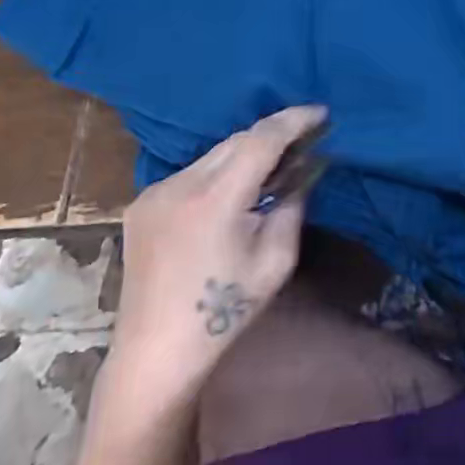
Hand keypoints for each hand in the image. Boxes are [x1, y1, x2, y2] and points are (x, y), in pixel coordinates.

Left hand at [110, 106, 323, 392]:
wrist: (155, 351)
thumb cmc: (225, 311)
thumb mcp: (276, 261)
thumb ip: (293, 206)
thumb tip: (302, 172)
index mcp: (215, 198)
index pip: (261, 139)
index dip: (294, 120)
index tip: (322, 112)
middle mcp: (180, 183)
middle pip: (237, 140)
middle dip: (273, 135)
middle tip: (305, 140)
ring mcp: (155, 191)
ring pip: (213, 154)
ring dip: (245, 154)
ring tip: (272, 168)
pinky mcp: (142, 203)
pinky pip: (192, 173)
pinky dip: (219, 172)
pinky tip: (232, 194)